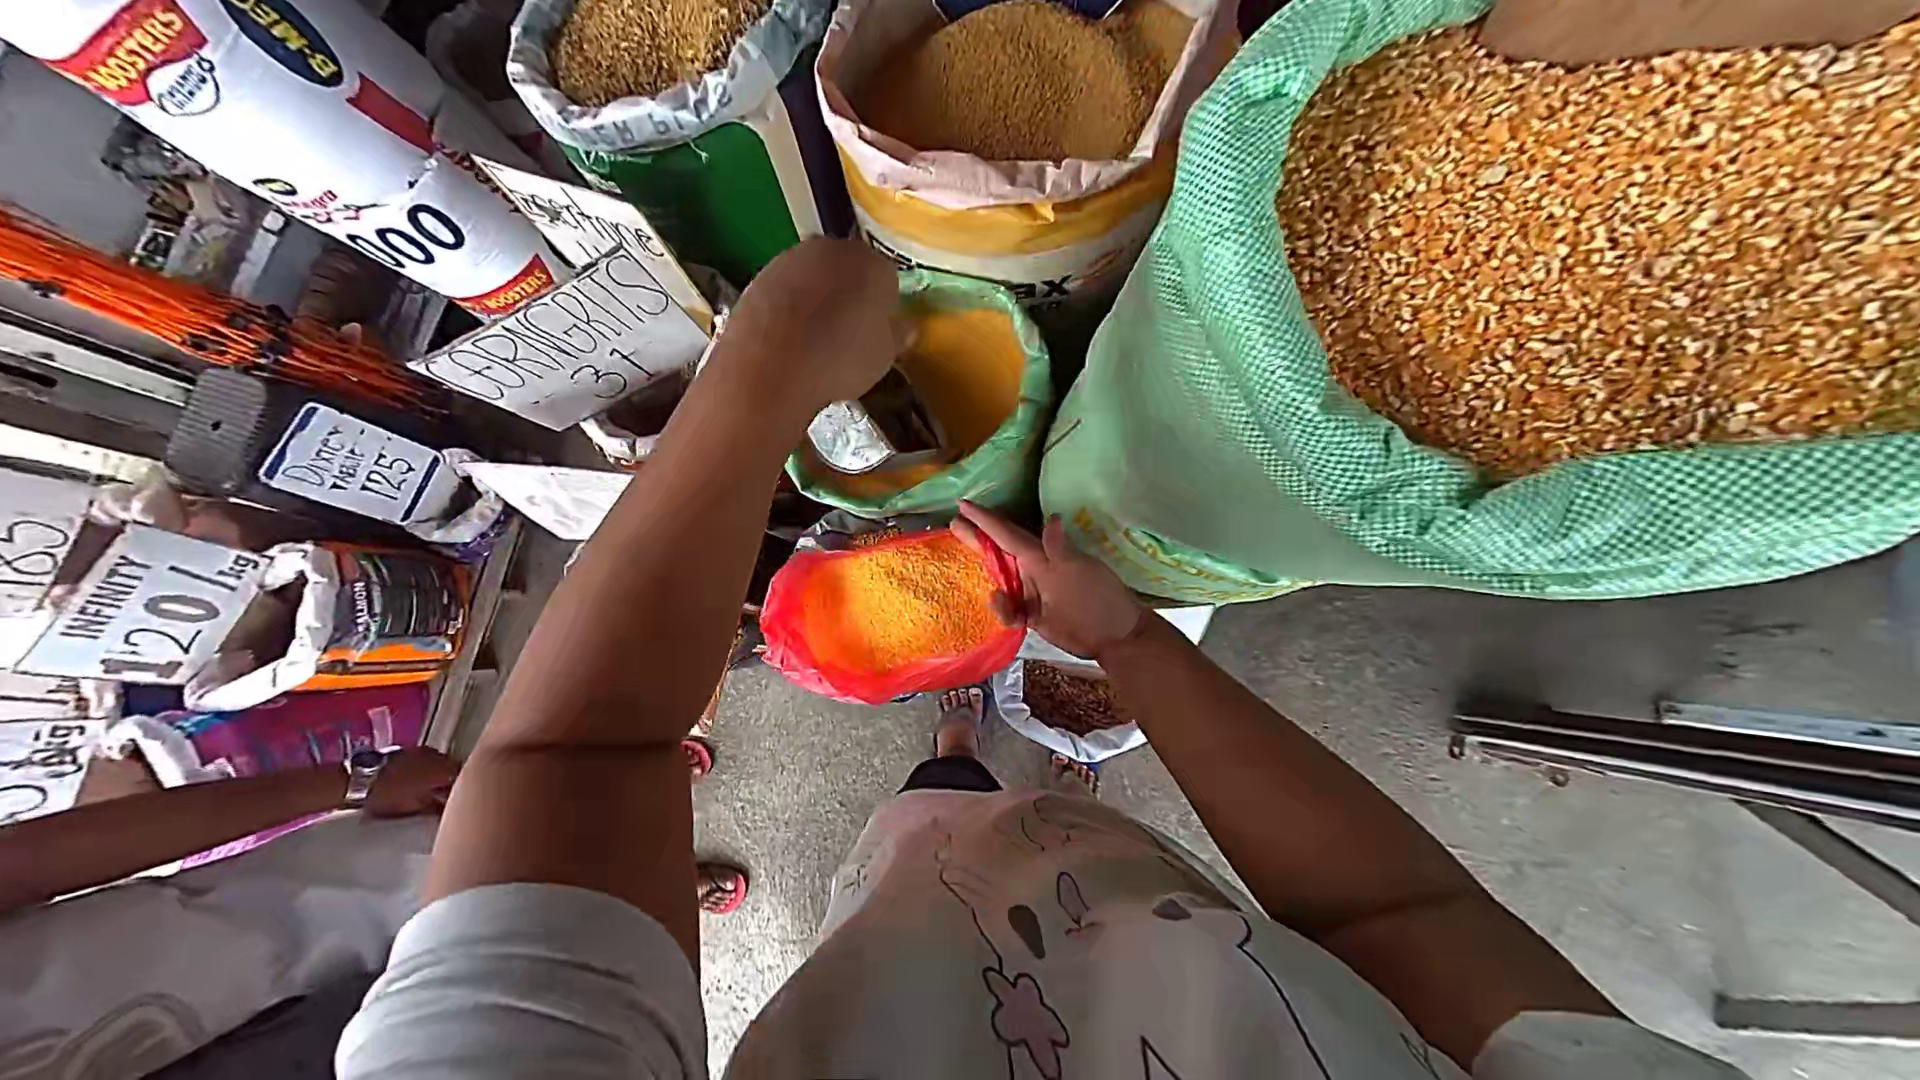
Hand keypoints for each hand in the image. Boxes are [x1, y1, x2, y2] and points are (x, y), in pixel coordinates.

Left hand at [363, 748, 457, 817]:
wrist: (357, 781)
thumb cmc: (388, 795)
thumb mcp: (415, 807)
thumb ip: (438, 808)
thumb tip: (449, 812)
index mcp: (446, 768)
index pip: (466, 777)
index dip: (463, 789)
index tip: (458, 800)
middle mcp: (439, 755)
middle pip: (453, 768)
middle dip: (450, 781)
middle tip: (444, 797)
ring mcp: (423, 751)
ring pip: (439, 763)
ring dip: (437, 774)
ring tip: (427, 790)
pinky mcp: (408, 751)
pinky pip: (425, 760)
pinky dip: (424, 769)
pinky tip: (414, 781)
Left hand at [710, 238, 908, 416]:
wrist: (772, 364)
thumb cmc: (841, 359)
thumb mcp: (883, 357)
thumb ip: (897, 336)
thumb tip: (906, 328)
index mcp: (871, 263)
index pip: (887, 277)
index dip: (886, 305)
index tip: (881, 329)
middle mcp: (831, 249)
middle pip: (849, 269)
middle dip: (852, 295)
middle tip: (852, 334)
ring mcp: (790, 259)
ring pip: (815, 278)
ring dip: (819, 300)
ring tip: (819, 341)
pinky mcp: (759, 278)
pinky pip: (786, 292)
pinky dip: (791, 310)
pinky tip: (791, 340)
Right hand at [952, 501, 1144, 660]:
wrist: (1117, 639)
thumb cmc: (1096, 607)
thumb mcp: (1078, 575)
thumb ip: (1059, 549)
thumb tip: (1052, 518)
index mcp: (1041, 559)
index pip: (1007, 534)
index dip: (984, 520)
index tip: (962, 503)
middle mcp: (1036, 569)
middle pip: (1002, 549)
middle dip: (978, 536)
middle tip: (954, 524)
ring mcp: (1036, 590)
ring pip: (1004, 576)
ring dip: (987, 567)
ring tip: (968, 556)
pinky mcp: (1037, 611)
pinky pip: (1013, 606)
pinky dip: (1004, 608)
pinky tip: (1002, 609)